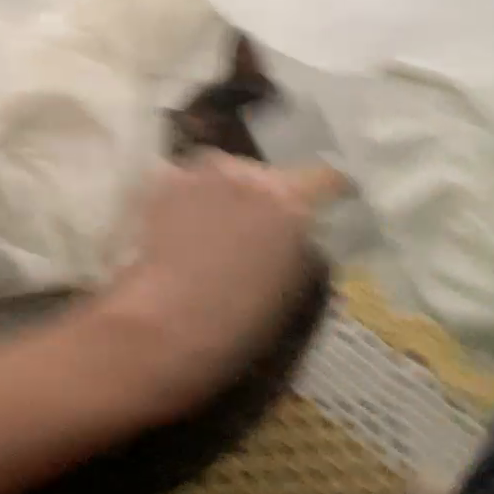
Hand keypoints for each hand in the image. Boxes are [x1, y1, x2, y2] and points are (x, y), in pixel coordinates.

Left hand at [77, 151, 333, 419]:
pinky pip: (183, 182)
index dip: (331, 189)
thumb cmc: (236, 320)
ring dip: (224, 192)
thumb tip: (302, 234)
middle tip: (259, 225)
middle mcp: (247, 172)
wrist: (163, 322)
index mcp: (290, 200)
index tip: (333, 199)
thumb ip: (301, 247)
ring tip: (215, 225)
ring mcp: (198, 172)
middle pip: (266, 174)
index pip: (326, 178)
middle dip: (267, 195)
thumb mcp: (292, 287)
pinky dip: (186, 198)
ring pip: (222, 173)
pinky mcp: (160, 182)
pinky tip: (177, 226)